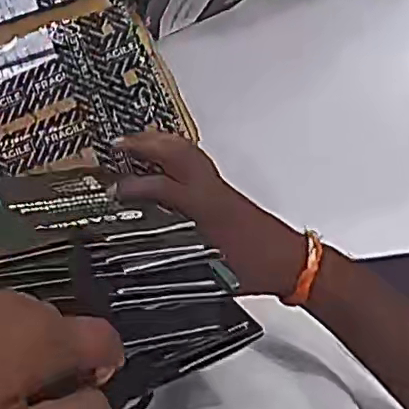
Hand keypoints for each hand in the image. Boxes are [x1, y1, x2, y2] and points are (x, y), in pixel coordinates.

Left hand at [0, 291, 124, 408]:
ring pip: (44, 331)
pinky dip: (13, 351)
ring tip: (7, 400)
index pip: (105, 338)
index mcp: (37, 331)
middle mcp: (17, 303)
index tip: (66, 405)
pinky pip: (14, 327)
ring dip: (39, 363)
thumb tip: (101, 397)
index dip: (101, 377)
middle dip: (66, 372)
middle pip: (72, 335)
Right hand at [114, 131, 306, 299]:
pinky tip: (165, 151)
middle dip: (143, 144)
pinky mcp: (220, 187)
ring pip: (185, 149)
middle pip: (174, 152)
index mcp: (204, 207)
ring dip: (159, 140)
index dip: (132, 186)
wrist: (294, 264)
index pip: (160, 186)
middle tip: (119, 143)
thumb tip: (145, 260)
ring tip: (137, 139)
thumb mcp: (210, 270)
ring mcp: (216, 185)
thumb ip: (175, 260)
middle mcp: (209, 189)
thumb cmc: (259, 267)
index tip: (114, 189)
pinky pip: (194, 155)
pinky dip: (175, 147)